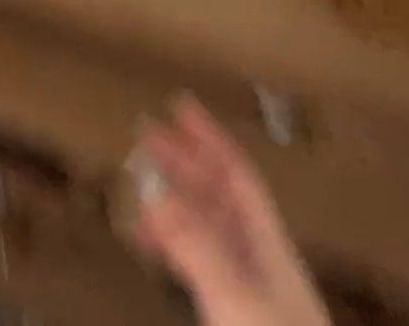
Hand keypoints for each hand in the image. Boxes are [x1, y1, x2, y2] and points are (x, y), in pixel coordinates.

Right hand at [136, 98, 330, 325]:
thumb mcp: (234, 291)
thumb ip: (196, 243)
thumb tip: (154, 187)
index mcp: (267, 243)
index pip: (236, 176)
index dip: (209, 137)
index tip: (179, 103)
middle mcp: (257, 255)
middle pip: (218, 194)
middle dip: (182, 160)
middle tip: (145, 131)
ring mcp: (246, 280)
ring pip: (206, 222)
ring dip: (173, 195)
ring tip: (140, 182)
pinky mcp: (230, 304)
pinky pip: (195, 252)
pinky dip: (171, 235)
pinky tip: (155, 238)